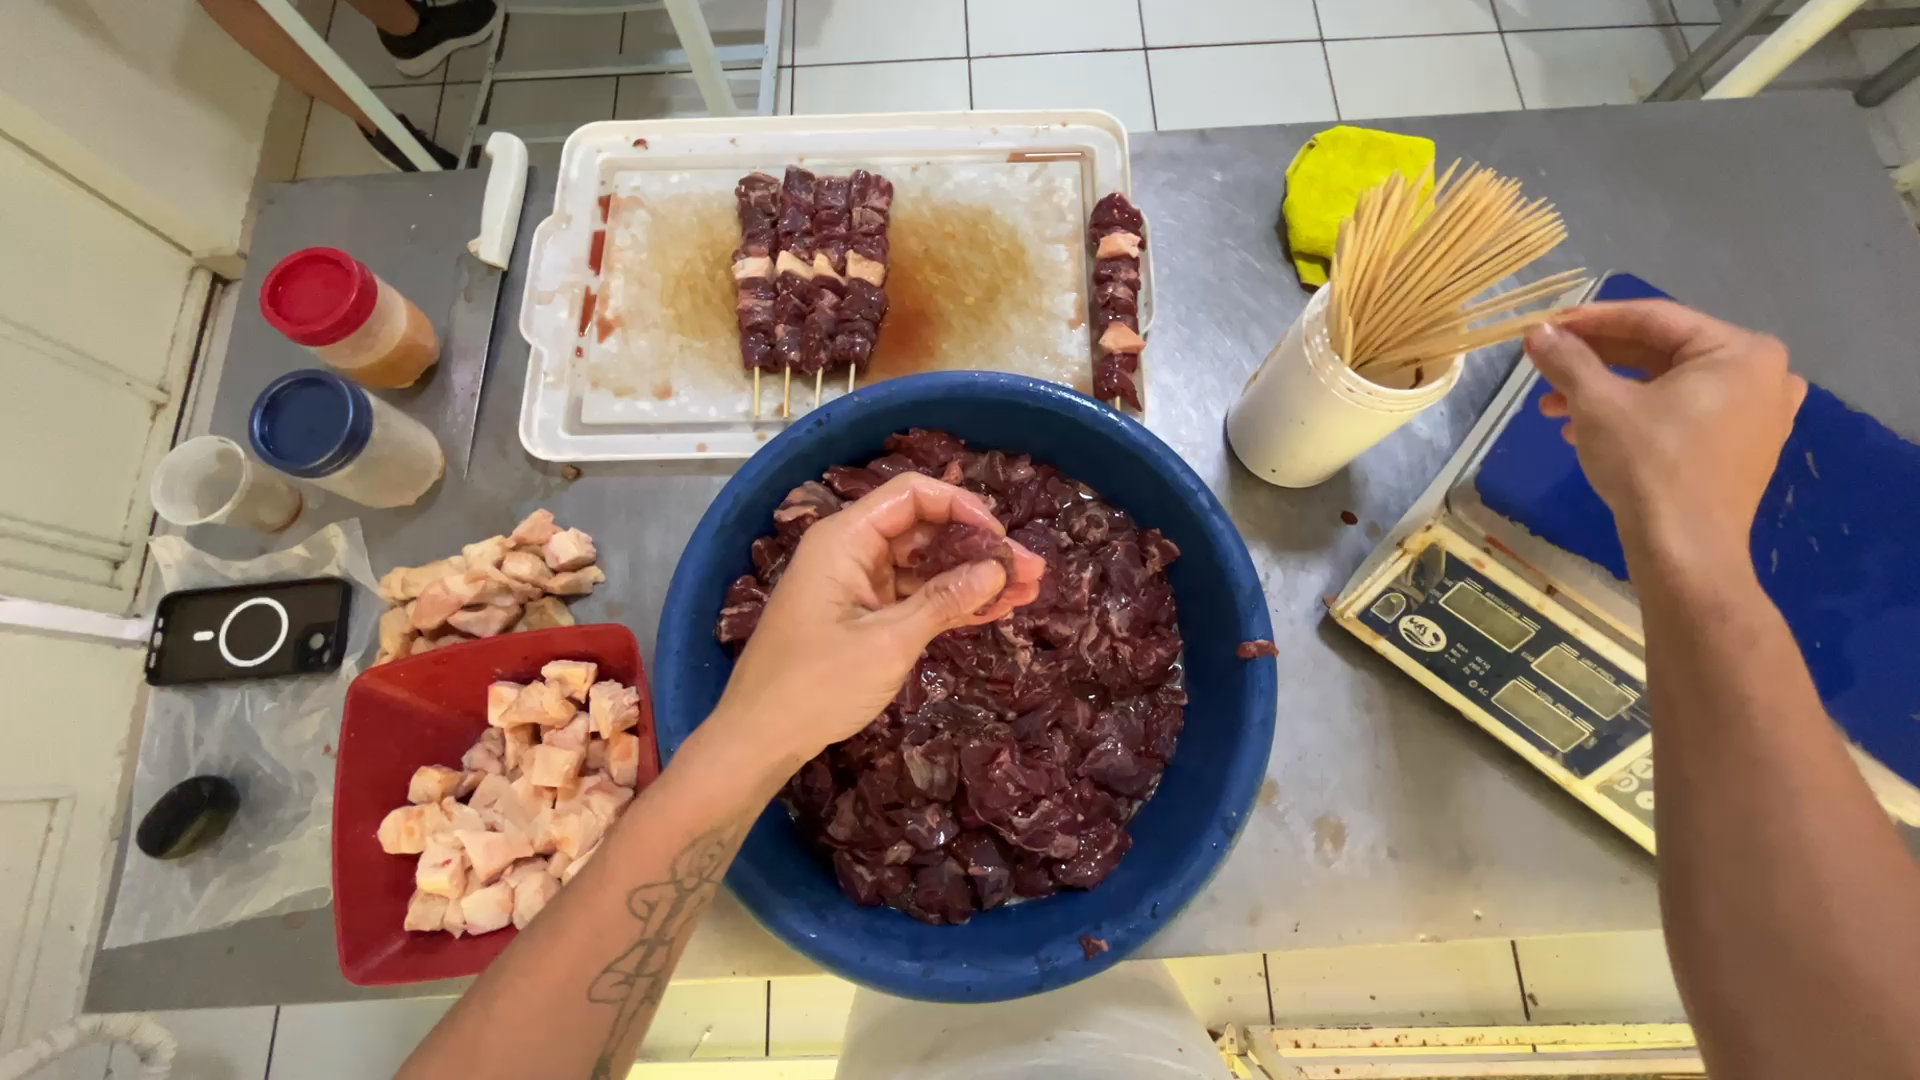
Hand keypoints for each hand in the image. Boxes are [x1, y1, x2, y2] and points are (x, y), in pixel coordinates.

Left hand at [711, 472, 1046, 766]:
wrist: (759, 738)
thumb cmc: (816, 684)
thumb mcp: (888, 641)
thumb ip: (944, 600)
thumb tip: (999, 568)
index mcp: (846, 539)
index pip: (912, 496)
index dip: (962, 508)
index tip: (1000, 538)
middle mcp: (853, 552)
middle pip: (926, 531)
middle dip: (980, 549)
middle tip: (1032, 570)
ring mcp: (859, 585)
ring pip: (927, 568)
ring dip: (974, 580)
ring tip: (1028, 591)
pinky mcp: (865, 617)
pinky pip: (916, 598)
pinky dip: (952, 604)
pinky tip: (995, 610)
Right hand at [1525, 300, 1806, 564]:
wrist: (1683, 542)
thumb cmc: (1646, 463)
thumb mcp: (1596, 404)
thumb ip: (1567, 360)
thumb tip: (1536, 331)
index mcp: (1739, 351)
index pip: (1653, 319)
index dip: (1591, 319)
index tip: (1544, 326)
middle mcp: (1761, 373)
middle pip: (1659, 352)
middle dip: (1594, 361)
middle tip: (1544, 366)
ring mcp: (1755, 412)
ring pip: (1664, 385)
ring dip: (1604, 390)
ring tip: (1553, 408)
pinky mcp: (1738, 445)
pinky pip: (1678, 412)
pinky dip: (1631, 413)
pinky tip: (1587, 430)